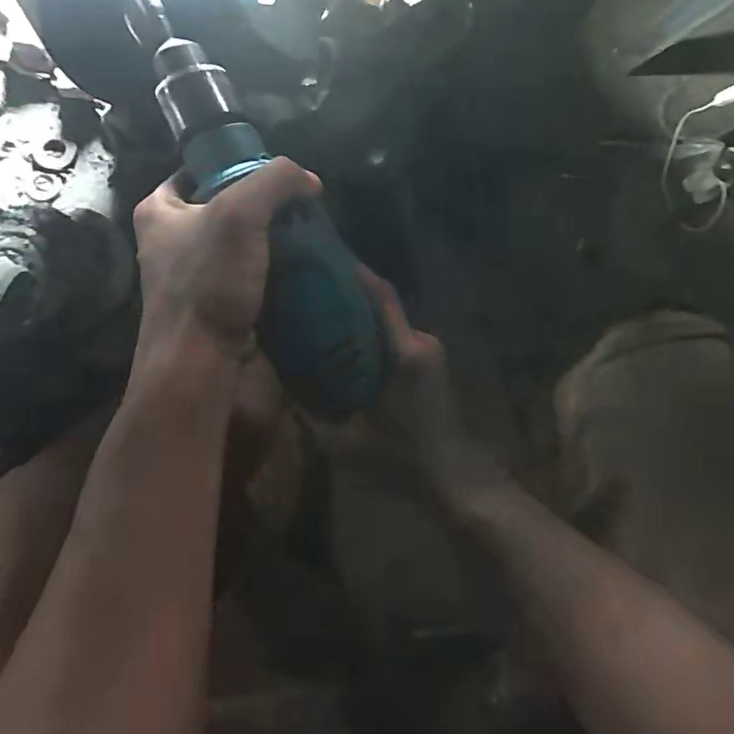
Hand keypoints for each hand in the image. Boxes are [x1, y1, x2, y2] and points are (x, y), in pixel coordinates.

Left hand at [132, 157, 321, 349]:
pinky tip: (304, 263)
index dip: (239, 163)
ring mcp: (196, 274)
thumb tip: (310, 181)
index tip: (275, 173)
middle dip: (265, 203)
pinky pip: (254, 271)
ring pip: (245, 240)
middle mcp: (172, 239)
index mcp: (158, 210)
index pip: (201, 169)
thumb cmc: (209, 281)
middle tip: (300, 203)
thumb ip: (277, 181)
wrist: (200, 362)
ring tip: (310, 230)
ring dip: (276, 236)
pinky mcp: (220, 301)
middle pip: (228, 204)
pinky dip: (278, 266)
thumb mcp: (241, 211)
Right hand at [317, 268, 505, 511]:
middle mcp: (422, 341)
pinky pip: (399, 339)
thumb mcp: (346, 442)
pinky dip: (375, 337)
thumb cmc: (401, 458)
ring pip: (390, 324)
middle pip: (383, 307)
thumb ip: (310, 414)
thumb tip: (281, 385)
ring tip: (323, 319)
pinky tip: (348, 348)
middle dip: (350, 296)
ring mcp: (431, 351)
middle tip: (312, 292)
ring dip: (362, 320)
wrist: (452, 476)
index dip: (357, 274)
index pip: (382, 297)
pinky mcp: (432, 362)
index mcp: (405, 352)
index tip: (329, 258)